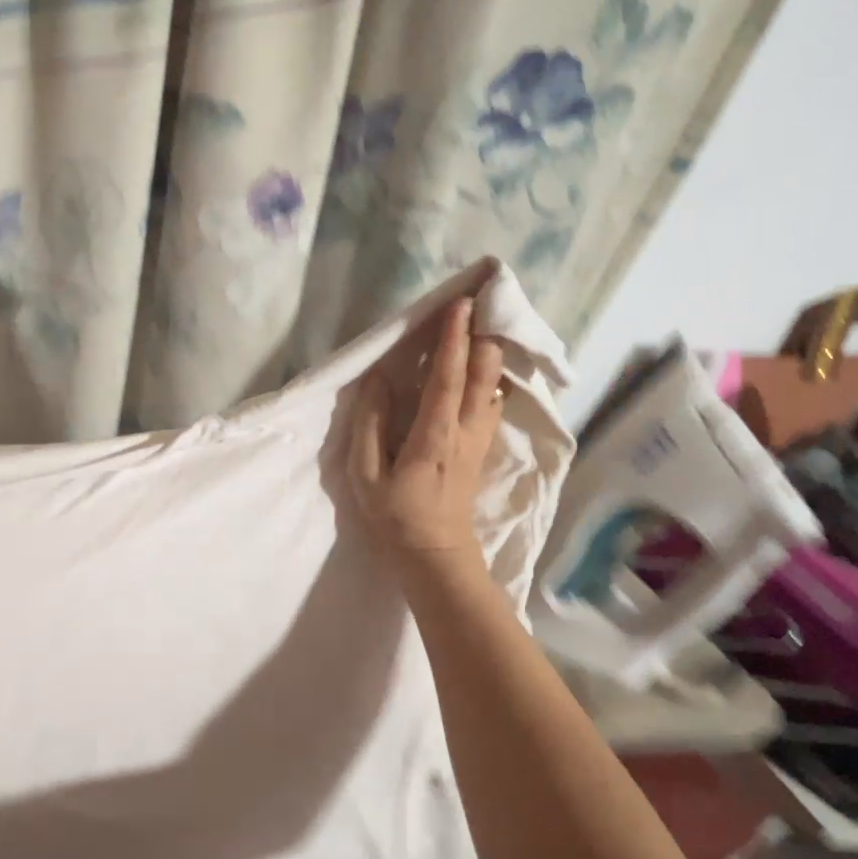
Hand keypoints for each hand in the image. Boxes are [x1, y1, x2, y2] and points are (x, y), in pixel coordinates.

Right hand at [346, 297, 505, 571]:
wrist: (434, 553)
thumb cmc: (394, 515)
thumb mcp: (366, 475)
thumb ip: (371, 426)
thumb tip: (378, 382)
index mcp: (435, 434)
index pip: (447, 376)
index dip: (453, 340)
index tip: (459, 306)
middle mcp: (465, 430)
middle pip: (482, 374)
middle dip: (480, 337)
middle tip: (477, 305)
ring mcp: (478, 439)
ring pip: (491, 386)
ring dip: (487, 356)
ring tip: (481, 329)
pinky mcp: (480, 448)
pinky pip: (491, 403)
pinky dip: (489, 379)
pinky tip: (483, 373)